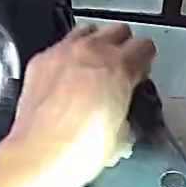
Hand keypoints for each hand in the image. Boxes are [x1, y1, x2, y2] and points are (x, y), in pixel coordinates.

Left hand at [1, 23, 156, 186]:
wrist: (41, 155)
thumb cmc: (78, 149)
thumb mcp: (121, 137)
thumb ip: (126, 115)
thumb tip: (122, 119)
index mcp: (120, 67)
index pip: (144, 47)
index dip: (146, 60)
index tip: (142, 70)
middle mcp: (91, 52)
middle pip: (117, 31)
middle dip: (123, 47)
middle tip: (122, 66)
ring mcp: (63, 53)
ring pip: (87, 31)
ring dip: (95, 44)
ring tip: (95, 66)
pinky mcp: (40, 62)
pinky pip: (59, 47)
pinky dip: (67, 57)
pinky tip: (66, 77)